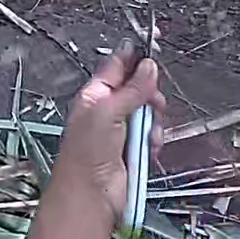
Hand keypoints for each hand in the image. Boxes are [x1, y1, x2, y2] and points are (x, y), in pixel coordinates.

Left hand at [52, 42, 163, 223]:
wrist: (91, 195)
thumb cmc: (86, 155)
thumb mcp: (109, 112)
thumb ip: (132, 88)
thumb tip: (148, 66)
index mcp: (95, 94)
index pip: (118, 65)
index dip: (135, 55)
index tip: (152, 43)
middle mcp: (108, 110)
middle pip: (139, 89)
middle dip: (149, 96)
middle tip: (151, 104)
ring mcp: (121, 130)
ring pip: (148, 113)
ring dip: (152, 123)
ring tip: (146, 134)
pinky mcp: (133, 148)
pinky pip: (152, 135)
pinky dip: (153, 140)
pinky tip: (147, 148)